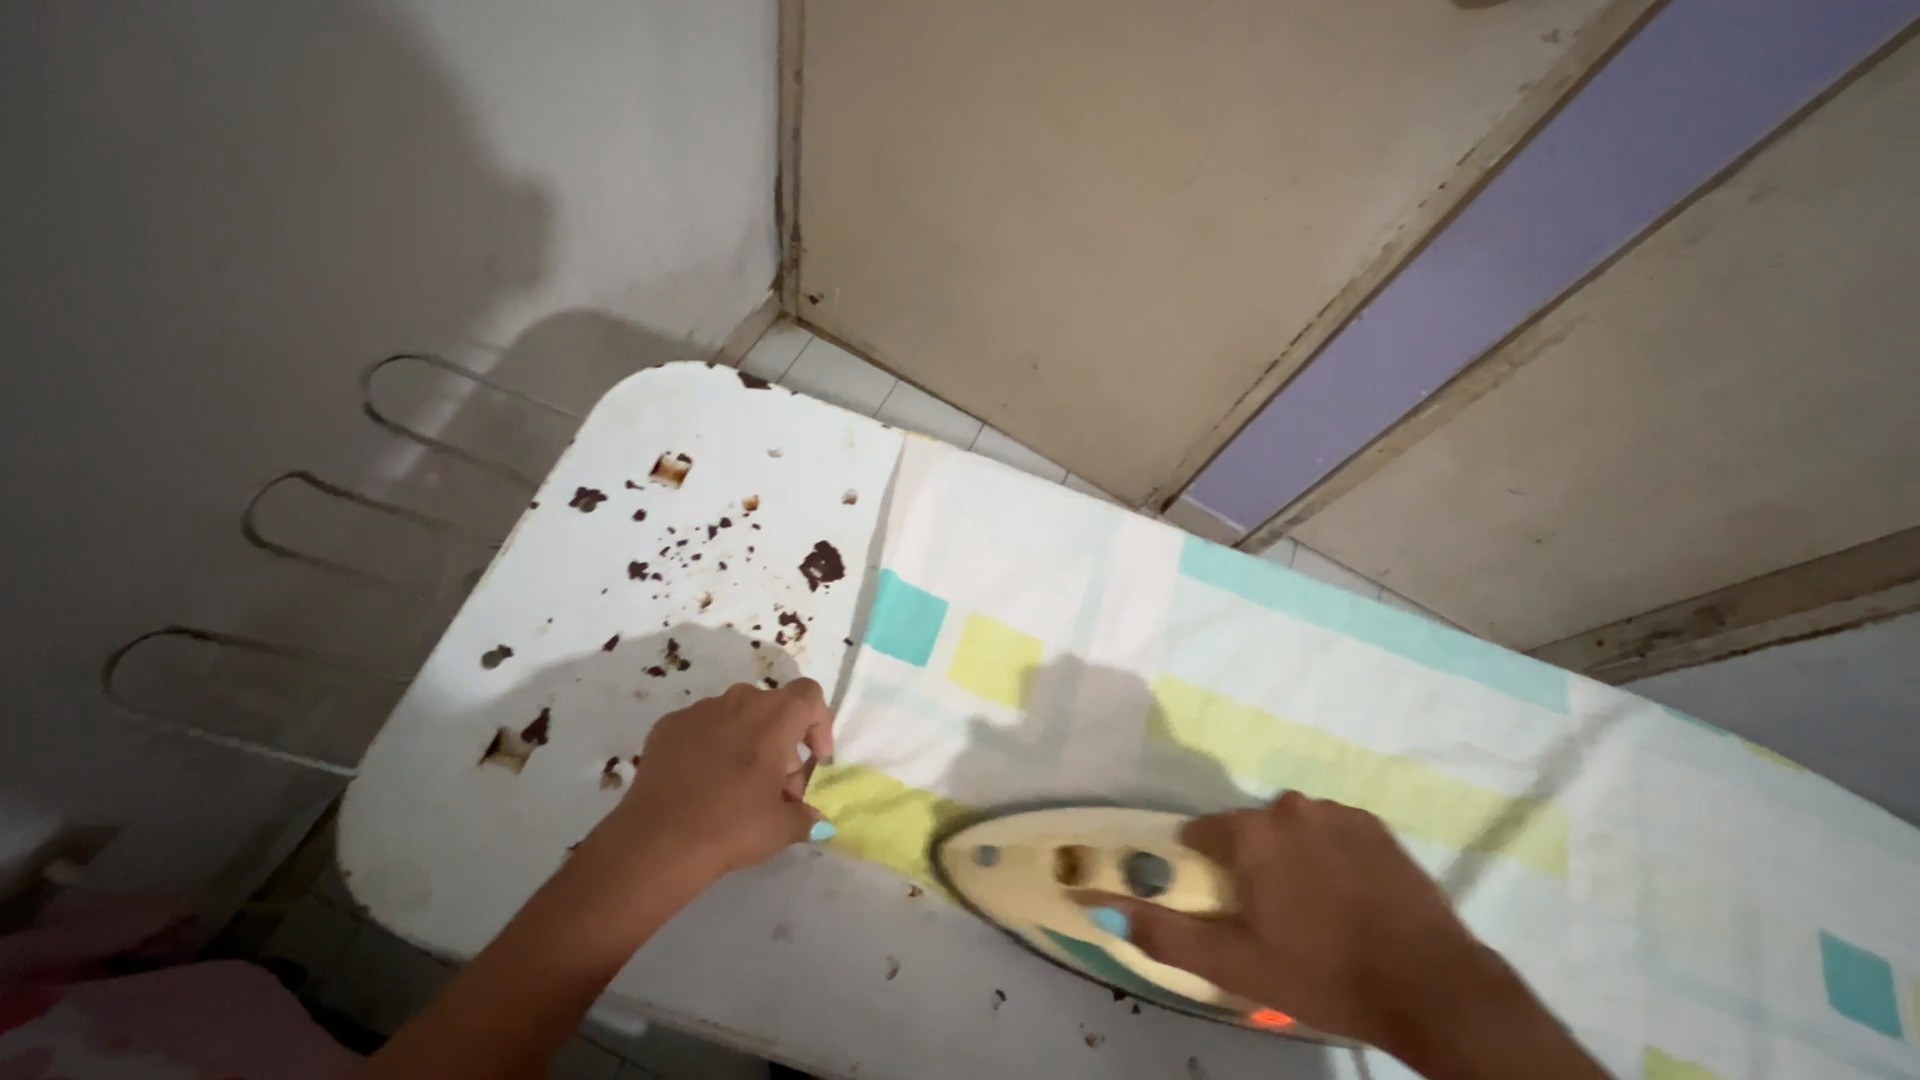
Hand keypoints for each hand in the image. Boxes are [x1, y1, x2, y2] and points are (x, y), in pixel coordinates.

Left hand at [601, 678, 834, 886]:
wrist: (656, 842)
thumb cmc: (731, 827)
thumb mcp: (781, 828)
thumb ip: (806, 817)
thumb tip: (815, 820)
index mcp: (773, 718)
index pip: (809, 696)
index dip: (819, 724)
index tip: (816, 761)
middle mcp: (738, 702)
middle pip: (774, 710)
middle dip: (784, 744)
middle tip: (779, 790)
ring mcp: (698, 711)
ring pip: (737, 716)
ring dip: (749, 743)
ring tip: (740, 788)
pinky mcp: (667, 726)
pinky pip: (703, 728)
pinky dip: (712, 747)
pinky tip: (704, 784)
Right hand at [1084, 794, 1608, 1077]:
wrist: (1430, 986)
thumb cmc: (1321, 973)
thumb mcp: (1234, 964)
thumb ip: (1164, 932)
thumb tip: (1101, 904)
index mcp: (1251, 832)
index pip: (1201, 833)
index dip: (1204, 867)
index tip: (1223, 902)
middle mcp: (1290, 806)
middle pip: (1249, 829)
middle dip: (1250, 862)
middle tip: (1271, 915)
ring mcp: (1338, 812)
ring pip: (1292, 828)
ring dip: (1291, 856)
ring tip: (1315, 909)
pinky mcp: (1377, 826)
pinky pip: (1332, 831)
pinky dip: (1330, 854)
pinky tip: (1349, 896)